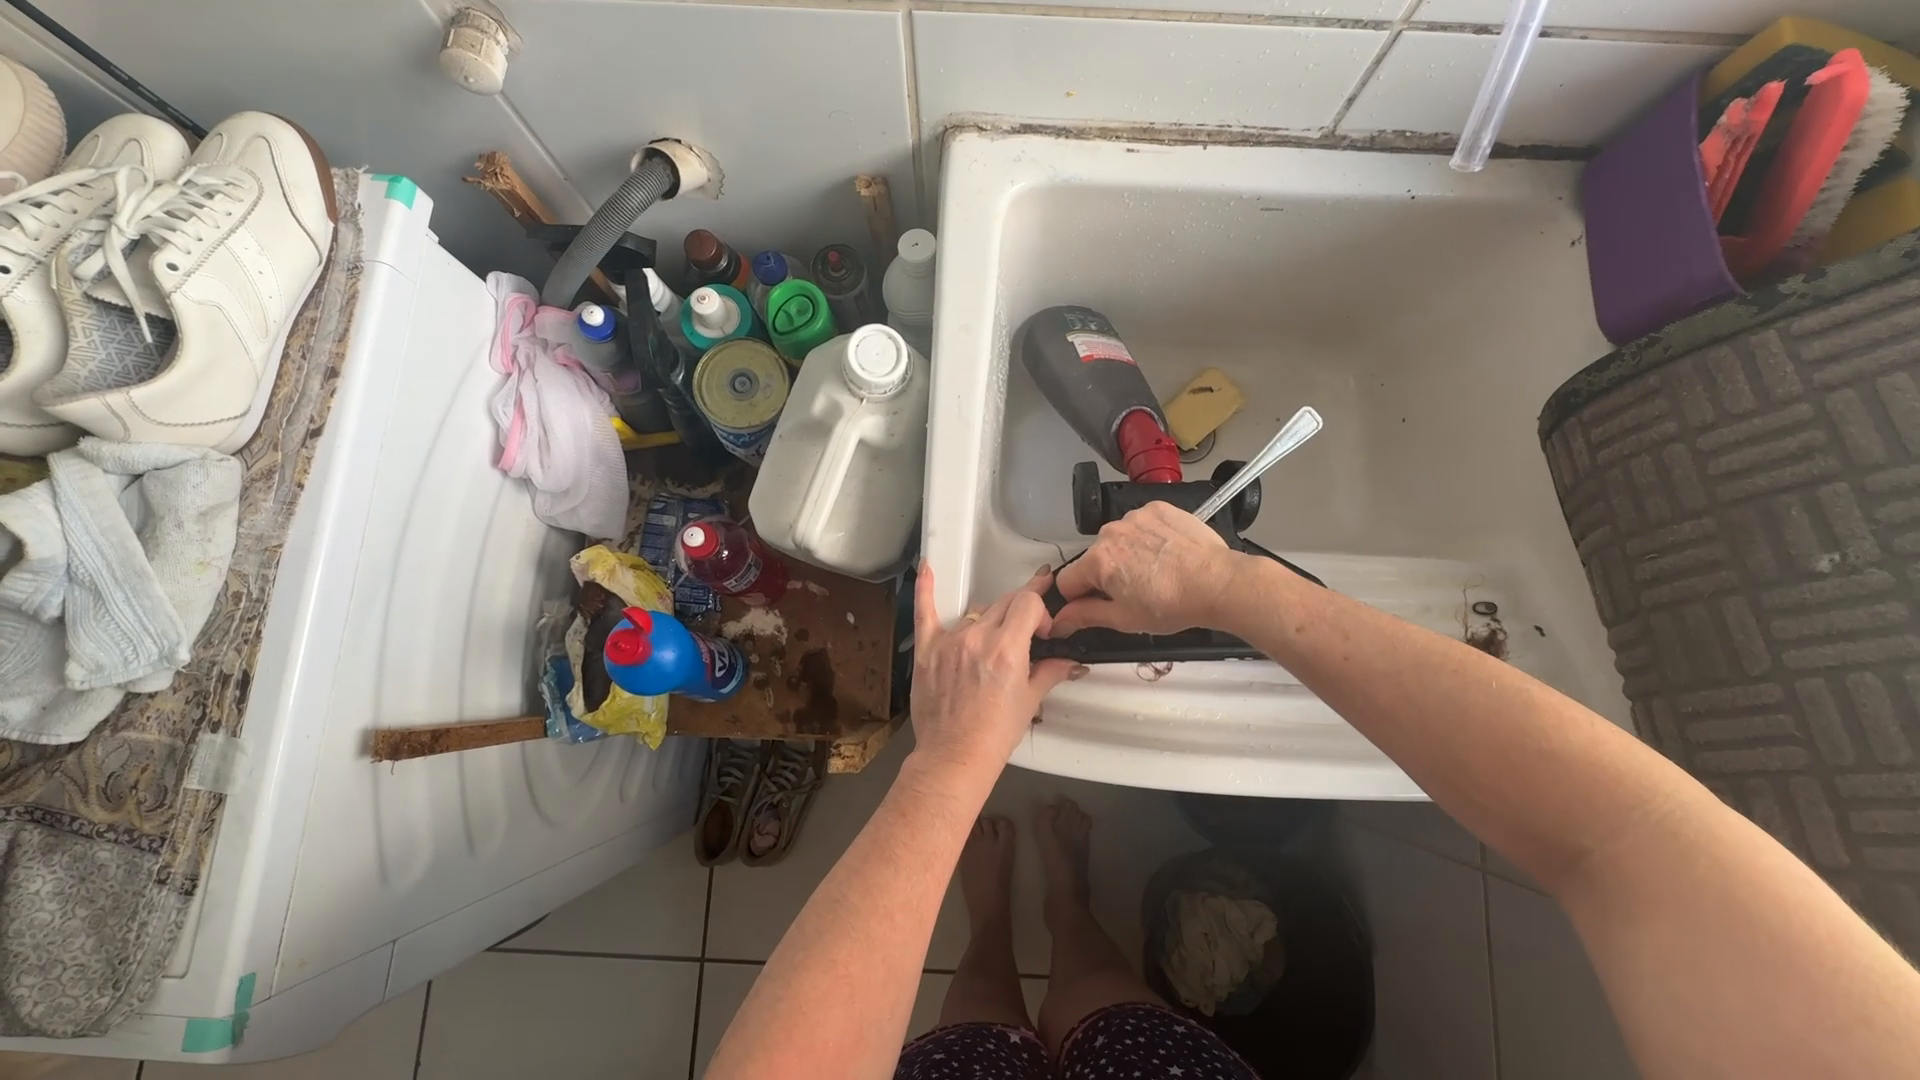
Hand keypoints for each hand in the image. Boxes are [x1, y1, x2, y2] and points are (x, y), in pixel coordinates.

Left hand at [910, 563, 1081, 774]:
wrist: (954, 757)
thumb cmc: (992, 735)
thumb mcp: (1030, 701)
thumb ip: (1051, 671)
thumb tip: (1069, 660)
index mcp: (1006, 649)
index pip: (1028, 603)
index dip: (1040, 612)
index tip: (1043, 628)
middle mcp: (977, 638)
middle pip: (1005, 603)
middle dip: (1021, 611)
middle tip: (1029, 627)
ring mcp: (950, 642)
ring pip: (976, 612)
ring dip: (990, 619)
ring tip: (995, 643)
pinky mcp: (928, 651)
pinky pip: (925, 613)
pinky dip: (925, 590)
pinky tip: (927, 569)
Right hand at [1051, 501, 1241, 635]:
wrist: (1217, 583)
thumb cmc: (1175, 603)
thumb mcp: (1124, 619)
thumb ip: (1085, 616)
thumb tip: (1060, 620)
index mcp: (1098, 561)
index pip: (1067, 580)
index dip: (1080, 597)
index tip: (1100, 604)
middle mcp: (1111, 533)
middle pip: (1094, 558)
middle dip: (1107, 574)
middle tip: (1135, 591)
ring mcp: (1135, 517)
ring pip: (1118, 540)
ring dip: (1128, 553)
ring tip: (1155, 571)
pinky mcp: (1157, 509)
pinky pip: (1140, 524)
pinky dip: (1148, 537)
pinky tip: (1165, 554)